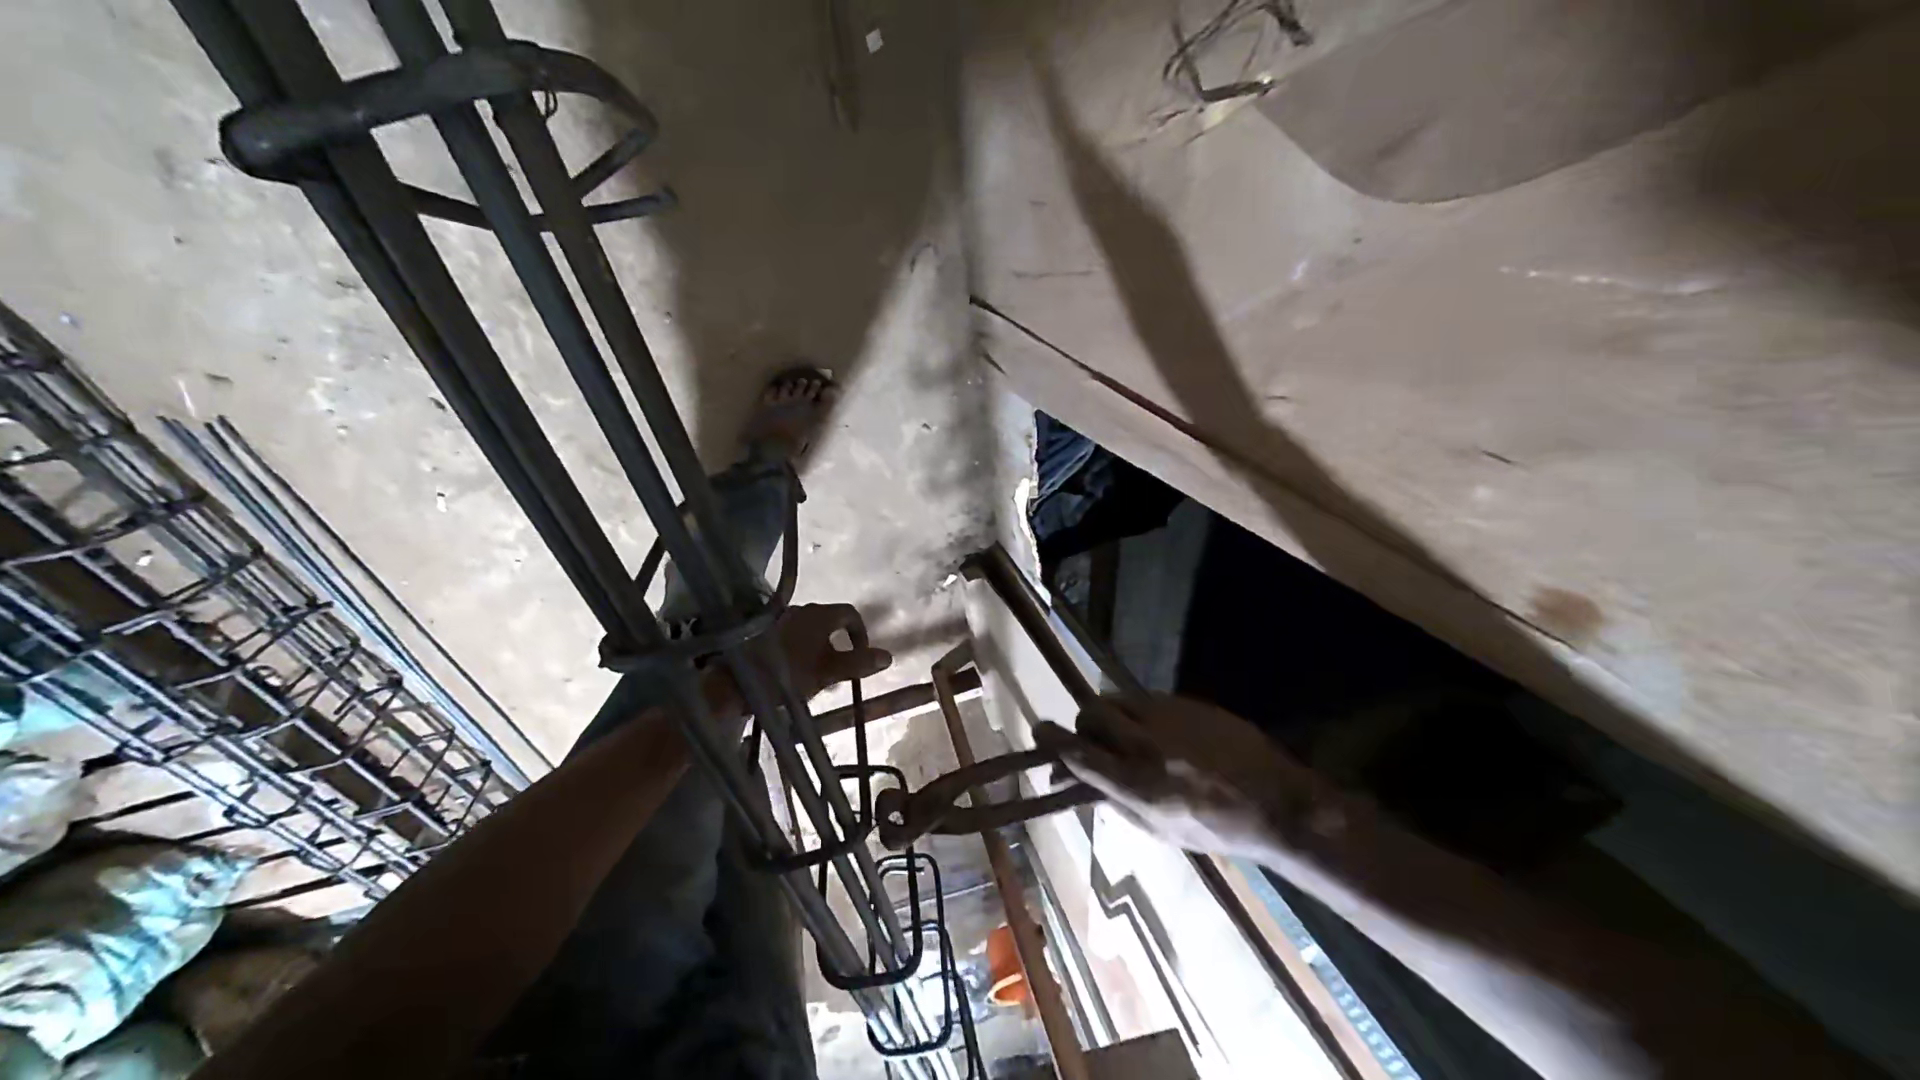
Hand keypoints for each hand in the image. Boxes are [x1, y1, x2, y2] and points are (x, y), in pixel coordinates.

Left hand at [705, 604, 892, 716]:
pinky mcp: (761, 631)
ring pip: (808, 629)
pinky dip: (798, 649)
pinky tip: (792, 671)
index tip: (860, 656)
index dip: (860, 633)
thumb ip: (858, 663)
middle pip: (829, 621)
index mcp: (819, 615)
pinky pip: (789, 635)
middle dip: (838, 643)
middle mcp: (800, 610)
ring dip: (817, 647)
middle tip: (838, 669)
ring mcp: (778, 619)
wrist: (734, 682)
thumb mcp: (828, 673)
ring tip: (815, 674)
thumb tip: (888, 656)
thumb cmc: (787, 675)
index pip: (850, 614)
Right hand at [1034, 694, 1335, 860]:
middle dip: (1084, 724)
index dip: (1053, 740)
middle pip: (1093, 714)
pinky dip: (1140, 713)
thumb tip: (1076, 782)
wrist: (1277, 803)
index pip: (1080, 754)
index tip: (1039, 731)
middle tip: (1091, 738)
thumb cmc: (1215, 828)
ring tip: (1124, 733)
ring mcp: (1170, 718)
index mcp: (1139, 786)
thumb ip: (1114, 801)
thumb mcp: (1158, 829)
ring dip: (1111, 715)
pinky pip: (1147, 699)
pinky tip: (1159, 732)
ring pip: (1118, 700)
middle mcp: (1148, 745)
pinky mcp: (1188, 702)